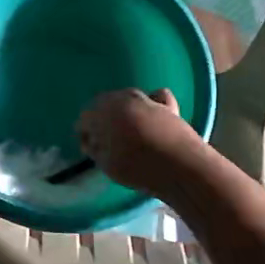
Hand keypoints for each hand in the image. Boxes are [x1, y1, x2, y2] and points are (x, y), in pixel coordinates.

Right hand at [76, 88, 201, 194]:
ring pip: (127, 97)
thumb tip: (92, 141)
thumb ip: (95, 149)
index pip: (84, 117)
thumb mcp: (105, 163)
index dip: (84, 132)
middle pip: (104, 103)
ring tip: (126, 130)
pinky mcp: (169, 106)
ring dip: (122, 110)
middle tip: (105, 139)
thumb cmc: (136, 167)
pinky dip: (151, 101)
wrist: (180, 166)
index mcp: (102, 112)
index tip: (89, 147)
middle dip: (101, 118)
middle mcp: (122, 99)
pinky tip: (151, 114)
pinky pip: (156, 97)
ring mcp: (147, 100)